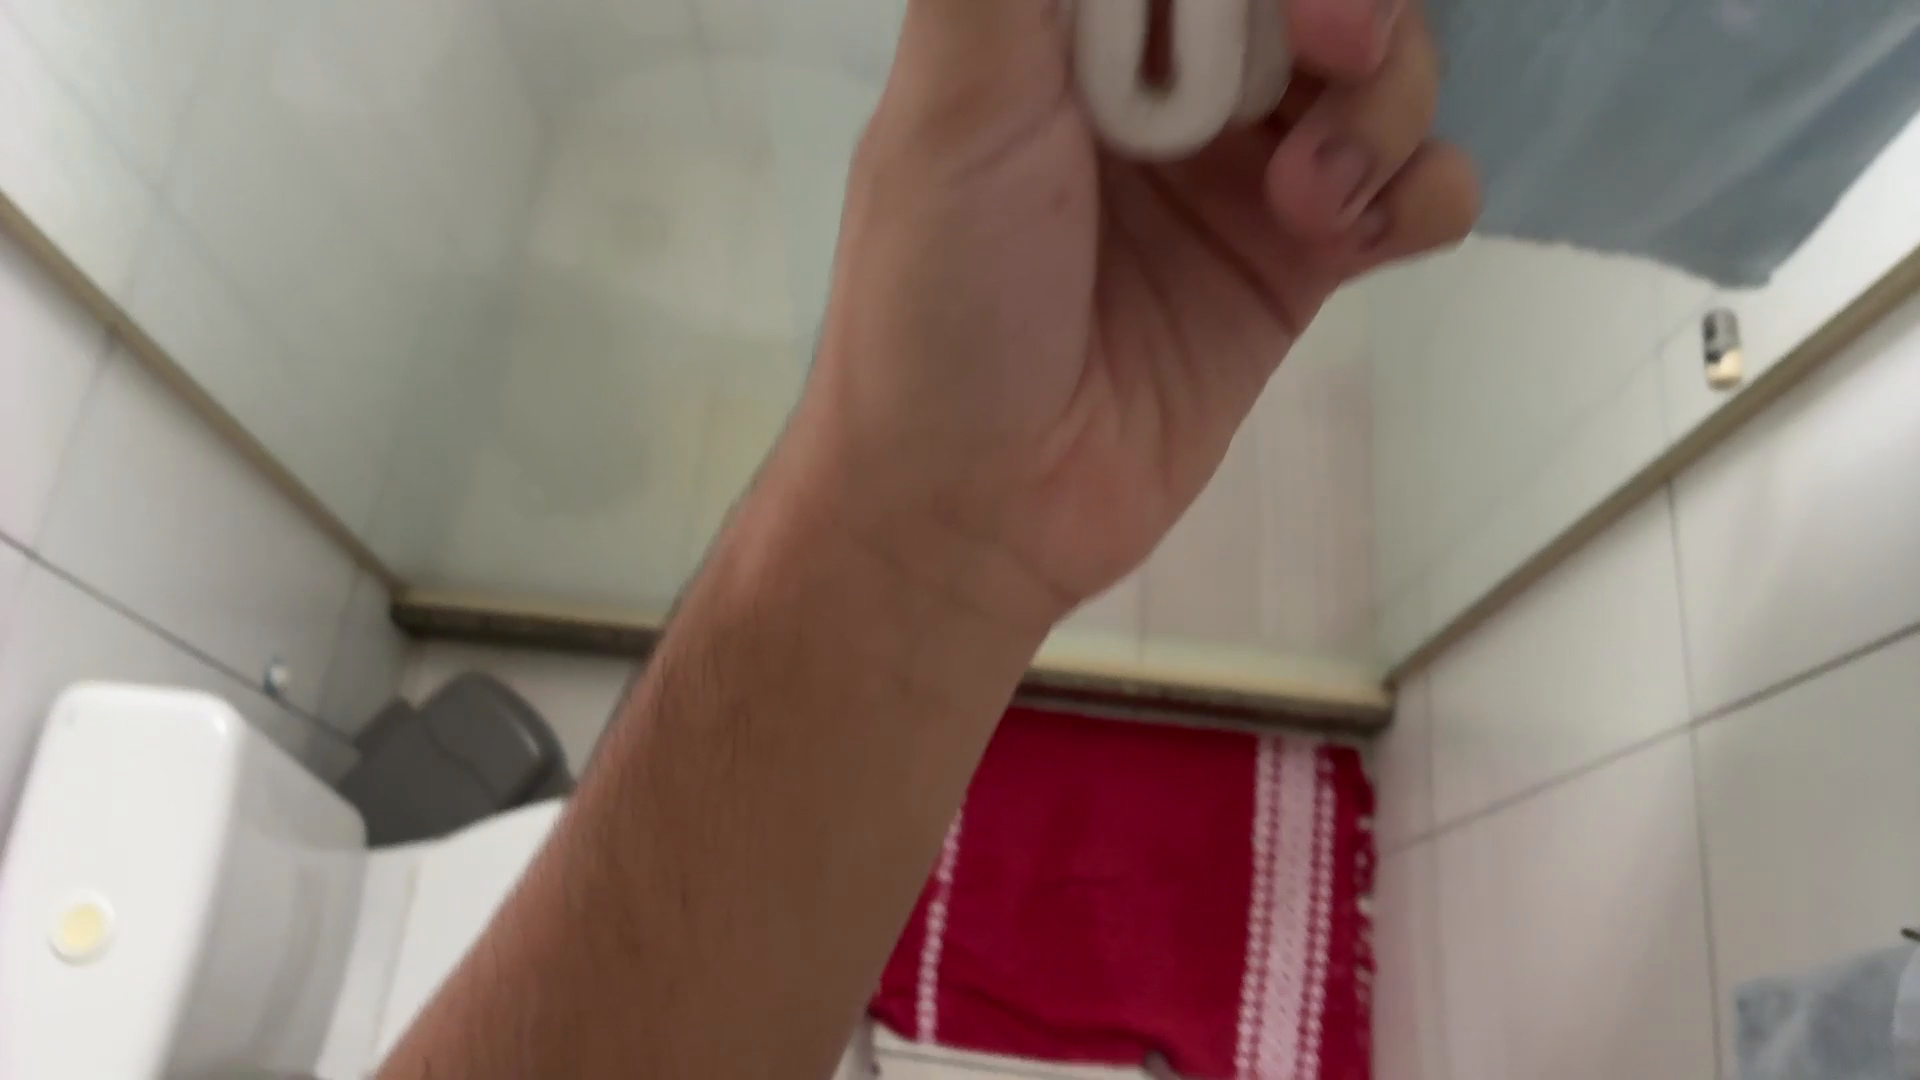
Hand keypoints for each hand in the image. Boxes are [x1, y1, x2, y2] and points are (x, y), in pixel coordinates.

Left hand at [777, 0, 1478, 635]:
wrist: (974, 503)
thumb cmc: (943, 309)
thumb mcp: (953, 103)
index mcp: (1062, 44)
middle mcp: (1153, 103)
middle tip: (1331, 45)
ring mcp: (1226, 192)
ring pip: (1370, 75)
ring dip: (1380, 103)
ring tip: (1311, 198)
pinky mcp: (1281, 281)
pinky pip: (1398, 195)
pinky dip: (1416, 189)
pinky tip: (1375, 228)